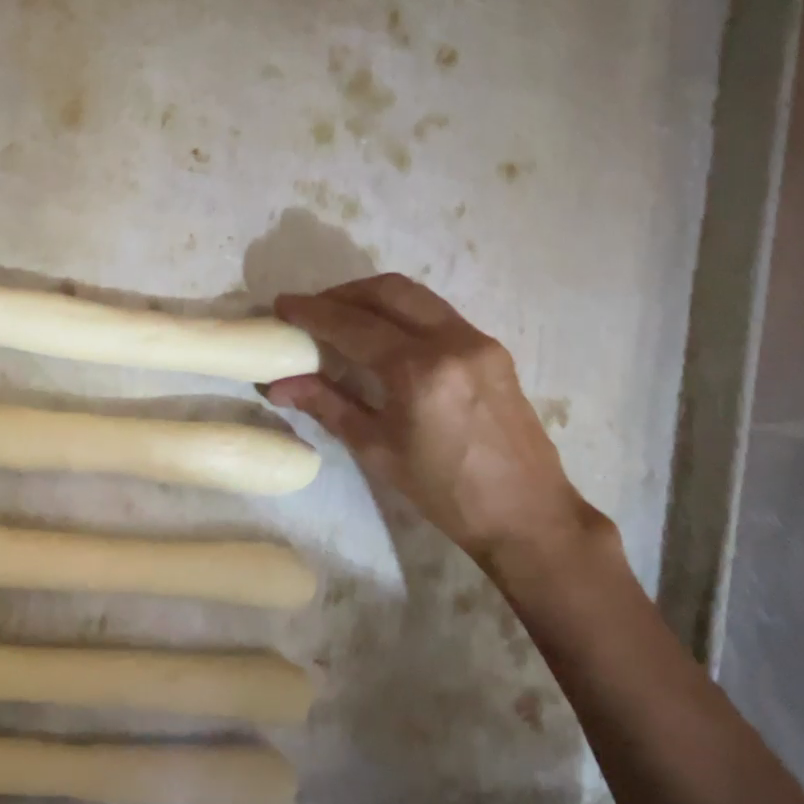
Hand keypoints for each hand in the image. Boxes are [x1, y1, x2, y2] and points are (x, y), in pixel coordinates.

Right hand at [268, 274, 604, 565]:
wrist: (525, 512)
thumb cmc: (443, 492)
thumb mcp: (376, 450)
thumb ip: (328, 405)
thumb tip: (278, 385)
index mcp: (419, 370)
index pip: (354, 325)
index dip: (312, 312)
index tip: (281, 306)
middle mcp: (452, 341)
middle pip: (389, 291)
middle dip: (342, 294)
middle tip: (309, 310)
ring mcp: (478, 341)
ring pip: (417, 297)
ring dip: (373, 299)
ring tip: (340, 320)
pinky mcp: (492, 351)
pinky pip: (438, 315)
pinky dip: (402, 315)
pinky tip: (382, 339)